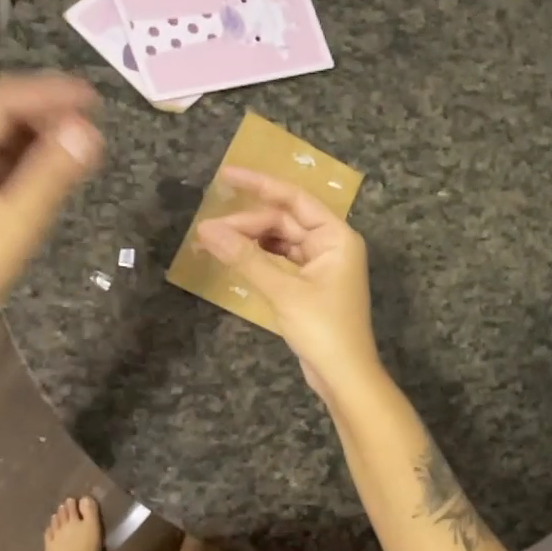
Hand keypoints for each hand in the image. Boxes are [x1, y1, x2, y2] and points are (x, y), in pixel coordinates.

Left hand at [0, 74, 102, 362]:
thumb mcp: (14, 222)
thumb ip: (52, 174)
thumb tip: (90, 131)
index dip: (46, 93)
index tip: (93, 96)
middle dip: (44, 111)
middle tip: (92, 117)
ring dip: (39, 136)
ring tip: (82, 140)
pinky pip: (1, 171)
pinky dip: (31, 164)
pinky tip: (57, 171)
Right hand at [195, 168, 380, 394]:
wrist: (345, 375)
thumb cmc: (323, 329)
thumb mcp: (282, 291)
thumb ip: (245, 258)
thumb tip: (206, 230)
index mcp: (336, 236)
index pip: (294, 199)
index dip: (259, 185)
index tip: (226, 175)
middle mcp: (332, 245)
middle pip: (284, 221)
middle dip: (246, 223)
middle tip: (207, 230)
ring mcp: (322, 266)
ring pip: (280, 242)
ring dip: (249, 241)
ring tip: (213, 242)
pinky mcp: (311, 287)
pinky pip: (281, 262)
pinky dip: (258, 259)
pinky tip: (234, 258)